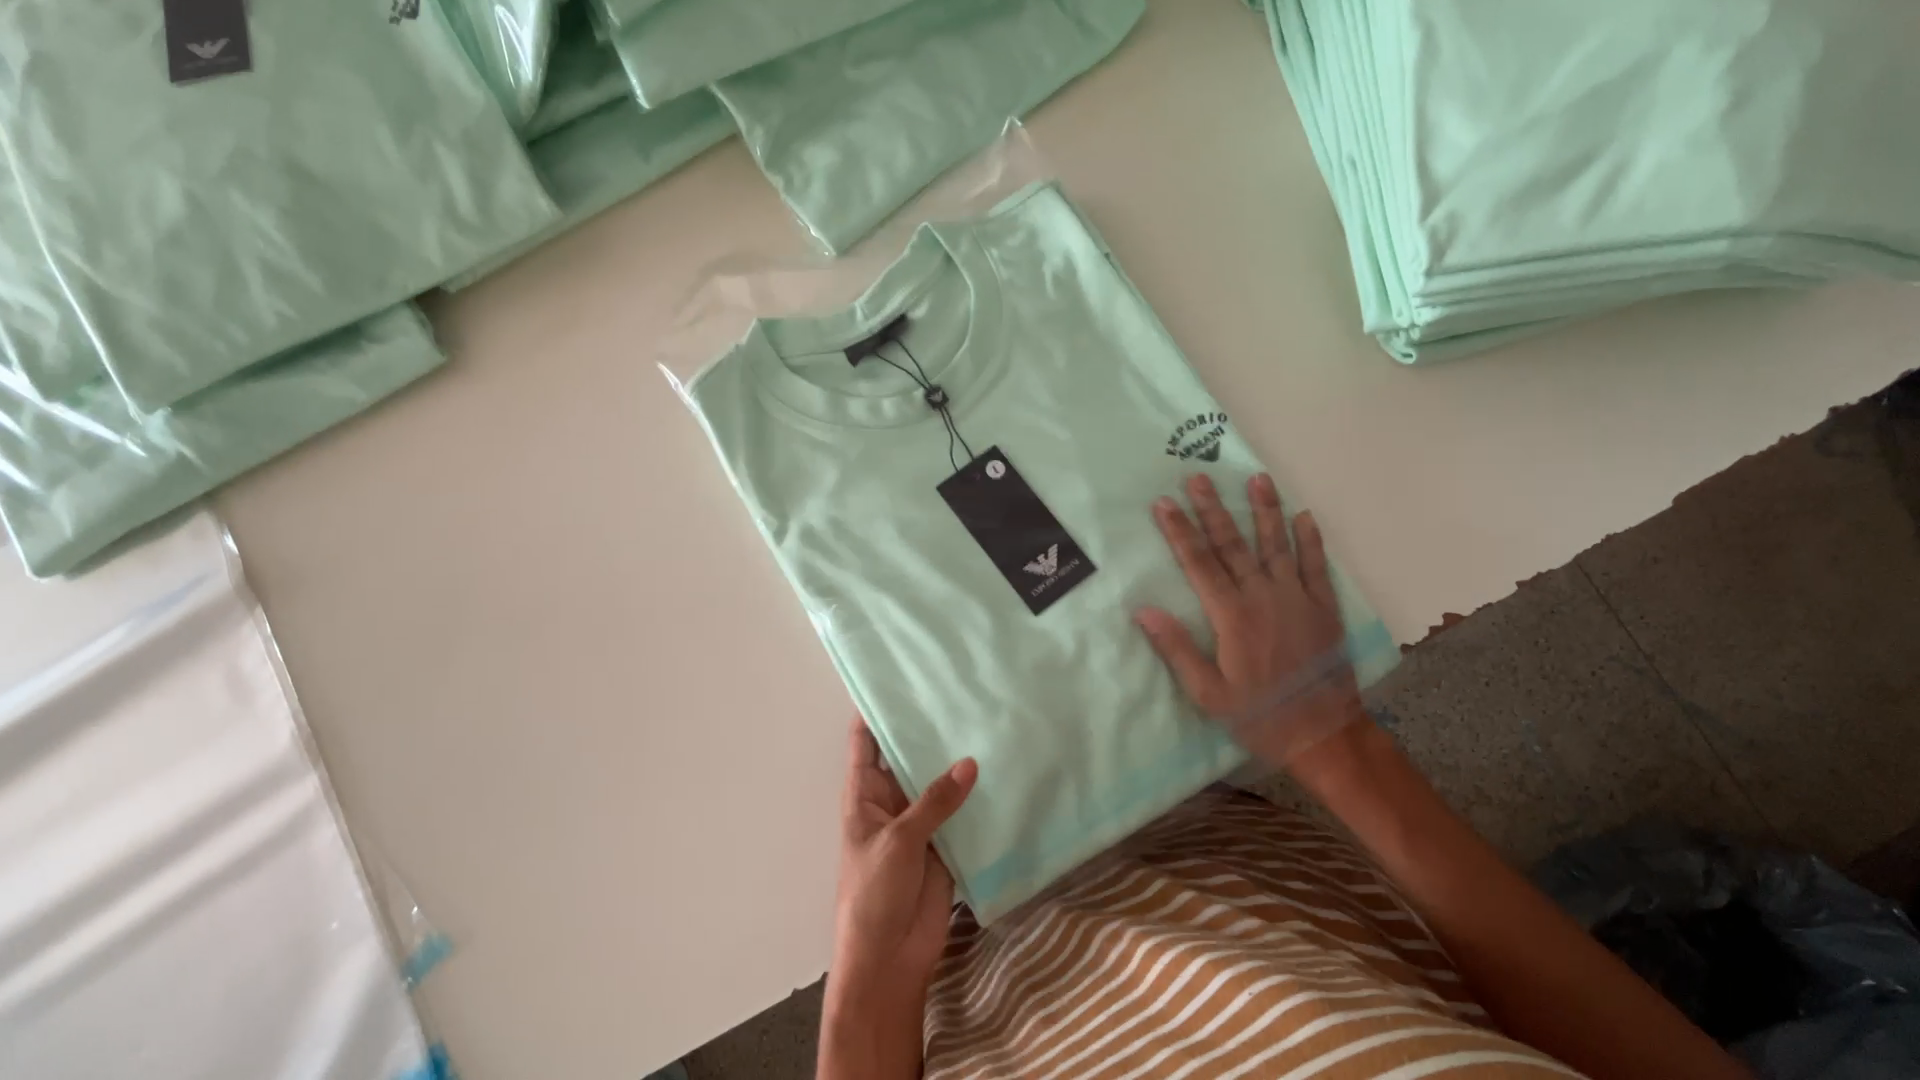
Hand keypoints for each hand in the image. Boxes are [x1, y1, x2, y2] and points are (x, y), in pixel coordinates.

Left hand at [819, 716, 975, 1079]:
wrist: (889, 958)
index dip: (877, 711)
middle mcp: (893, 802)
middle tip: (963, 694)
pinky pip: (963, 816)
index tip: (901, 677)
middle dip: (930, 733)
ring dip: (959, 765)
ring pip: (940, 785)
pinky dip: (979, 800)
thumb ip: (934, 801)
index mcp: (865, 795)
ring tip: (990, 723)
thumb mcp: (898, 840)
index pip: (867, 742)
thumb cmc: (874, 893)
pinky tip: (1005, 773)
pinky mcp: (947, 846)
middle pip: (910, 758)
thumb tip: (969, 762)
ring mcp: (921, 824)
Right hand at [1134, 473, 1365, 767]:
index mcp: (1231, 616)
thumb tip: (1144, 609)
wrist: (1323, 734)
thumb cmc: (1258, 715)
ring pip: (1276, 545)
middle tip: (1199, 477)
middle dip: (1214, 509)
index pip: (1199, 564)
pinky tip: (1304, 516)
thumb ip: (1176, 648)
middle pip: (1233, 545)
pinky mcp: (1324, 607)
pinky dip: (1310, 540)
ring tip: (1256, 479)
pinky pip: (1316, 565)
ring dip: (1264, 510)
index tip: (1165, 503)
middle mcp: (1263, 597)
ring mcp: (1297, 598)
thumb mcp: (1208, 692)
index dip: (1180, 531)